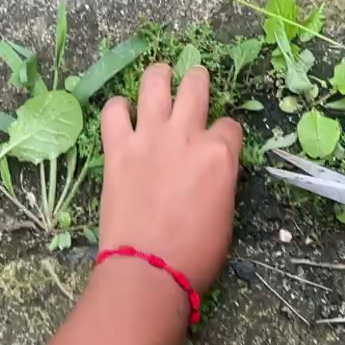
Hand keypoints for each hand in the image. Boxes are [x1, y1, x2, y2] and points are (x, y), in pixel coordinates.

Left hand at [98, 64, 242, 291]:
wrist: (148, 270)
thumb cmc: (195, 254)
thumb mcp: (225, 213)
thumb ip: (220, 178)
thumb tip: (212, 168)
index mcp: (219, 153)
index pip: (230, 124)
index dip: (225, 132)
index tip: (219, 140)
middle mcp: (186, 134)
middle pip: (195, 85)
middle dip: (197, 77)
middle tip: (194, 77)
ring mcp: (149, 137)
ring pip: (155, 82)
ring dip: (159, 74)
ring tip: (160, 74)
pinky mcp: (118, 147)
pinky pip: (114, 111)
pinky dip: (118, 108)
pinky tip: (122, 113)